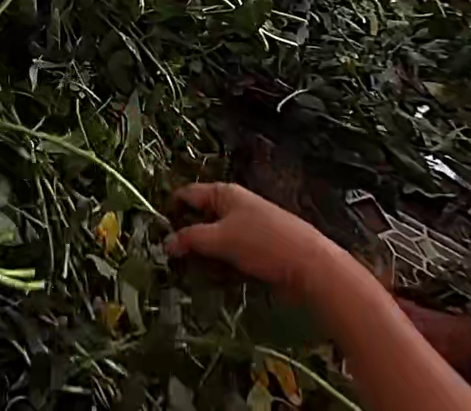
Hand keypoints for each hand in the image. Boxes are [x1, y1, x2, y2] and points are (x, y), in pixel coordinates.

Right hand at [162, 182, 347, 297]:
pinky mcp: (261, 248)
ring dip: (205, 254)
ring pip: (217, 238)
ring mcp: (249, 226)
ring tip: (192, 271)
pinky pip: (232, 252)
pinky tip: (216, 278)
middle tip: (172, 255)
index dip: (170, 208)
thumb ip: (190, 239)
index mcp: (223, 193)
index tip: (156, 228)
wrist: (314, 268)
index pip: (187, 194)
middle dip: (188, 236)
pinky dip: (223, 263)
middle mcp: (235, 205)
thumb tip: (166, 243)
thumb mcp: (220, 239)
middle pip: (202, 217)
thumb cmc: (263, 243)